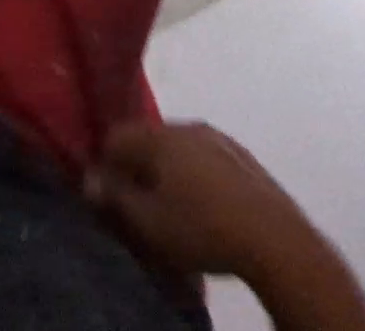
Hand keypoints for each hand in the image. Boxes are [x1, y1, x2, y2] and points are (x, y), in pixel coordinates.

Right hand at [84, 121, 322, 280]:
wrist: (273, 237)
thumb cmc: (201, 229)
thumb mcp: (148, 222)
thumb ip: (115, 196)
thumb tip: (91, 177)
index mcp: (162, 137)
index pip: (116, 135)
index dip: (104, 162)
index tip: (105, 192)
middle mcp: (189, 126)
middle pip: (148, 137)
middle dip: (136, 164)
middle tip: (135, 201)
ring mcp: (219, 138)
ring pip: (178, 146)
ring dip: (166, 168)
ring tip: (169, 204)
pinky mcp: (241, 155)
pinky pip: (203, 156)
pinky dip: (193, 172)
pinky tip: (201, 202)